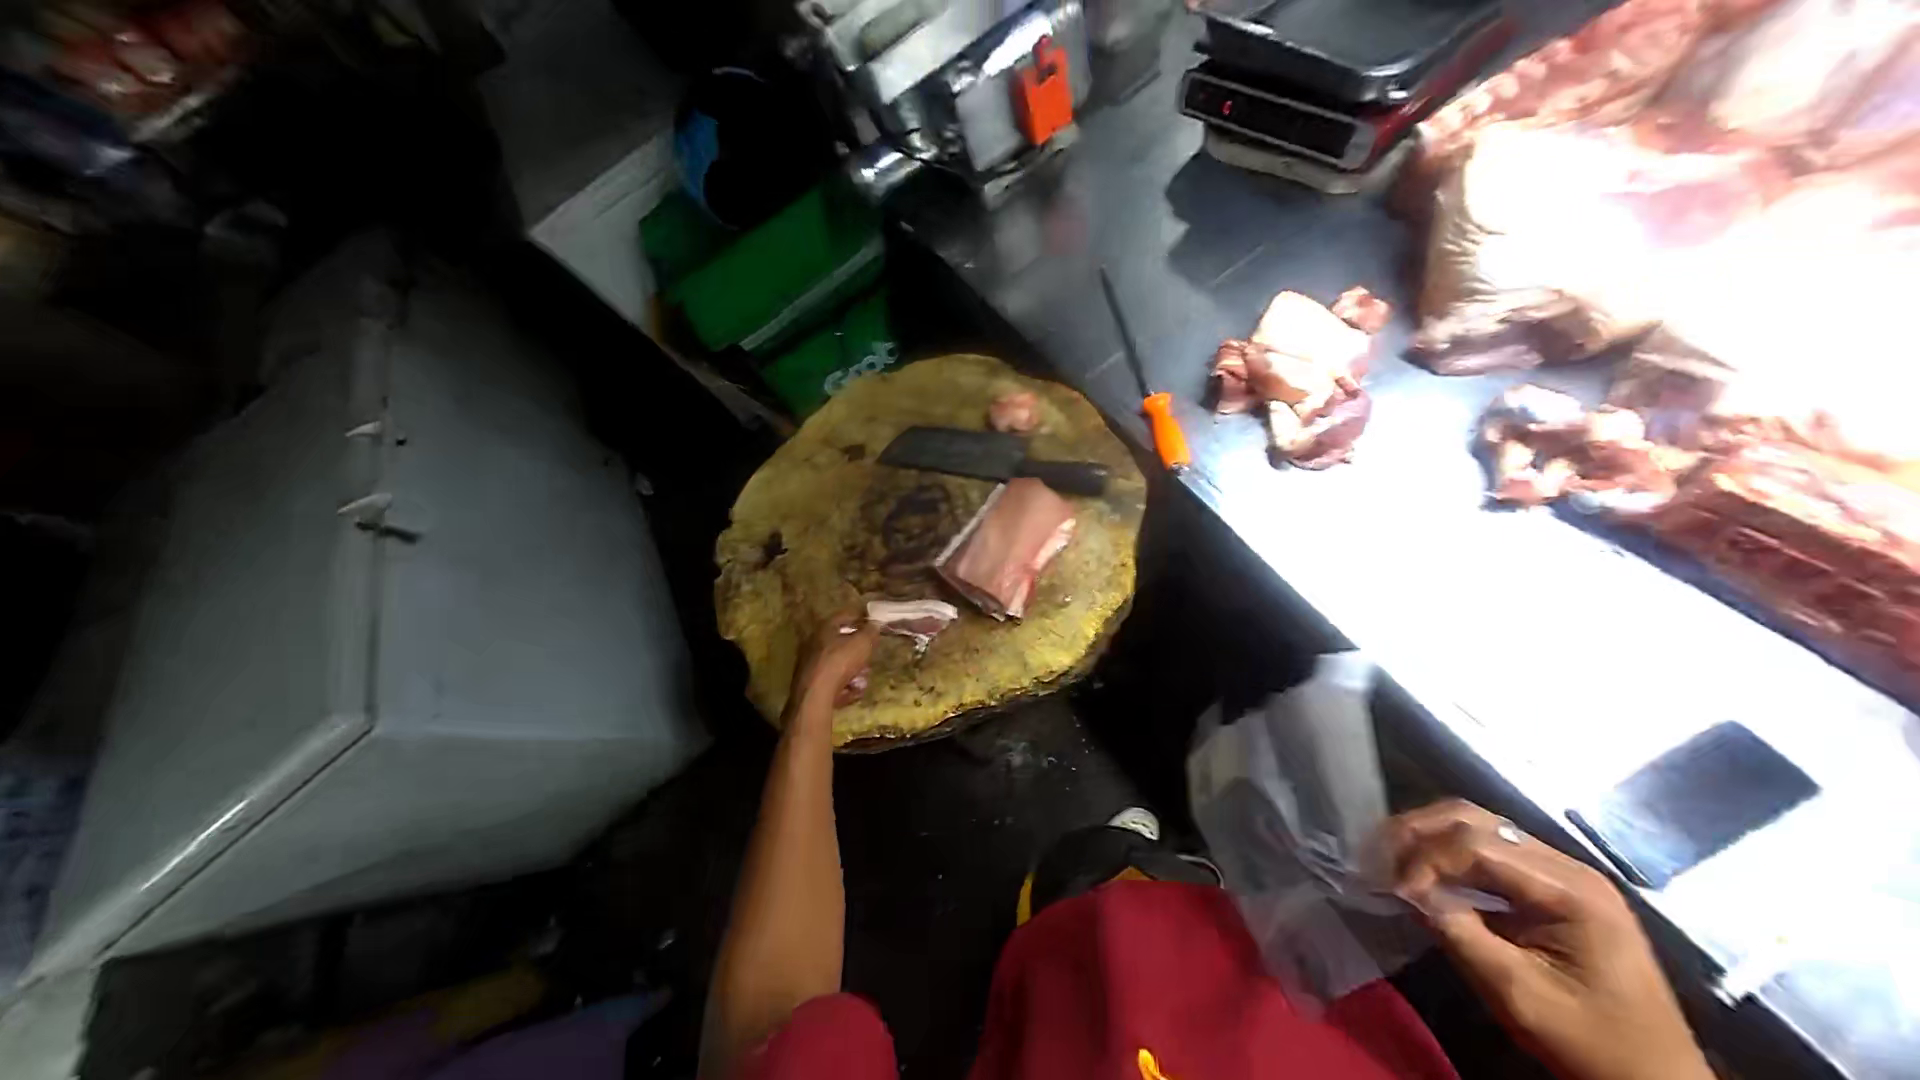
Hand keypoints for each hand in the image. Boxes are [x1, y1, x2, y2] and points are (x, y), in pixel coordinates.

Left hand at [785, 610, 878, 722]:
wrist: (816, 695)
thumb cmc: (840, 662)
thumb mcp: (863, 643)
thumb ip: (871, 632)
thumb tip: (874, 624)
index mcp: (824, 628)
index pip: (844, 616)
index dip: (860, 617)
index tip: (873, 623)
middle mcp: (814, 644)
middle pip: (841, 643)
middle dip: (858, 652)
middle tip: (869, 658)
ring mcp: (810, 665)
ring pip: (839, 665)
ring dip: (854, 672)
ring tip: (862, 680)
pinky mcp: (811, 685)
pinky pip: (833, 682)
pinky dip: (844, 686)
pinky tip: (852, 691)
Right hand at [1383, 800, 1712, 1079]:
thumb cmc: (1590, 1043)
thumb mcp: (1518, 994)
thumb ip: (1459, 932)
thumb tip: (1405, 889)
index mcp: (1571, 890)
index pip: (1477, 844)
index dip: (1424, 859)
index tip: (1391, 887)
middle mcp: (1568, 866)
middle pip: (1474, 819)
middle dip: (1418, 832)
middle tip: (1376, 855)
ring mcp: (1562, 872)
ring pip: (1476, 824)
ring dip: (1428, 836)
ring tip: (1391, 858)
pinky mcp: (1551, 885)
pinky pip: (1488, 848)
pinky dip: (1446, 852)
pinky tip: (1422, 870)